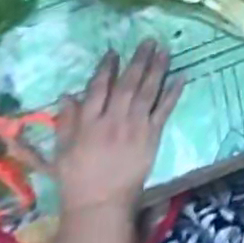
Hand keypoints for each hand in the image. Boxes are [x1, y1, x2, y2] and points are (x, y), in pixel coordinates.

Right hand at [52, 40, 181, 215]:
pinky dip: (174, 91)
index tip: (114, 51)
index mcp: (87, 124)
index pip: (97, 88)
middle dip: (138, 60)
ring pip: (148, 91)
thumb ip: (66, 122)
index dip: (106, 68)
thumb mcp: (61, 150)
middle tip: (149, 41)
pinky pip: (165, 108)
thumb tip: (68, 94)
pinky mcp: (153, 133)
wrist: (99, 200)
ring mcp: (135, 126)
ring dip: (158, 69)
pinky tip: (182, 75)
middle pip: (127, 84)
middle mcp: (112, 120)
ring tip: (165, 50)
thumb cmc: (77, 177)